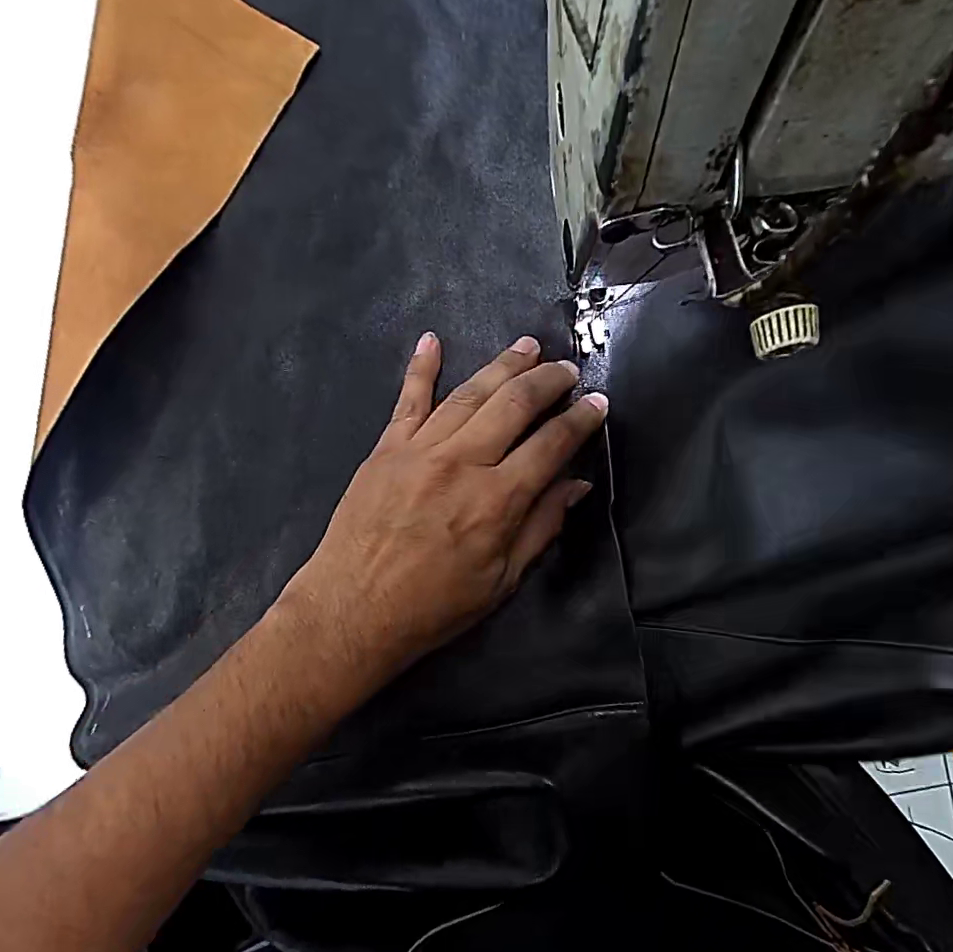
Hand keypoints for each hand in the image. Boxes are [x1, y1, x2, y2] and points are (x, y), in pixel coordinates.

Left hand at [274, 332, 607, 687]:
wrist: (354, 610)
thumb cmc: (434, 605)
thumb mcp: (502, 580)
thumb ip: (541, 527)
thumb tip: (576, 486)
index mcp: (497, 500)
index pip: (551, 445)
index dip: (580, 421)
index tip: (598, 403)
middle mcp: (462, 463)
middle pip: (514, 405)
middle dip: (547, 381)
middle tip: (567, 369)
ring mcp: (420, 450)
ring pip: (470, 394)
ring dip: (502, 365)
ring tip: (527, 347)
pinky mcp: (386, 449)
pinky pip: (408, 400)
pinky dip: (420, 368)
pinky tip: (431, 341)